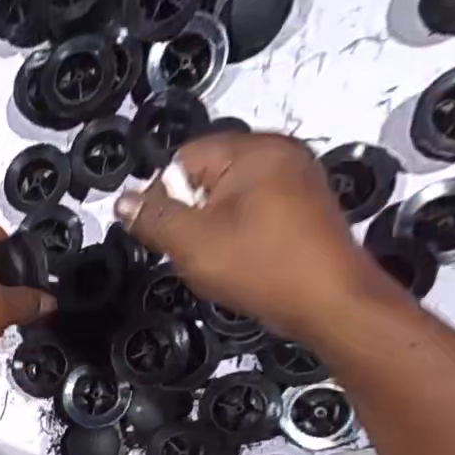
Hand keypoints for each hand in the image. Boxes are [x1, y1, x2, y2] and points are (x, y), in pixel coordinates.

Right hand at [114, 134, 398, 342]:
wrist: (331, 304)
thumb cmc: (264, 269)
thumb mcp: (194, 244)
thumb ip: (154, 218)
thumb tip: (123, 200)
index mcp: (254, 150)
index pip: (184, 158)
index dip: (163, 197)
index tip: (162, 235)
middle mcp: (281, 155)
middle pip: (208, 178)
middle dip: (191, 216)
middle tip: (193, 253)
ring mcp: (298, 182)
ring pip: (231, 200)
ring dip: (214, 231)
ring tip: (221, 262)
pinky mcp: (306, 210)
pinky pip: (256, 214)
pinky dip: (241, 237)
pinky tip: (243, 263)